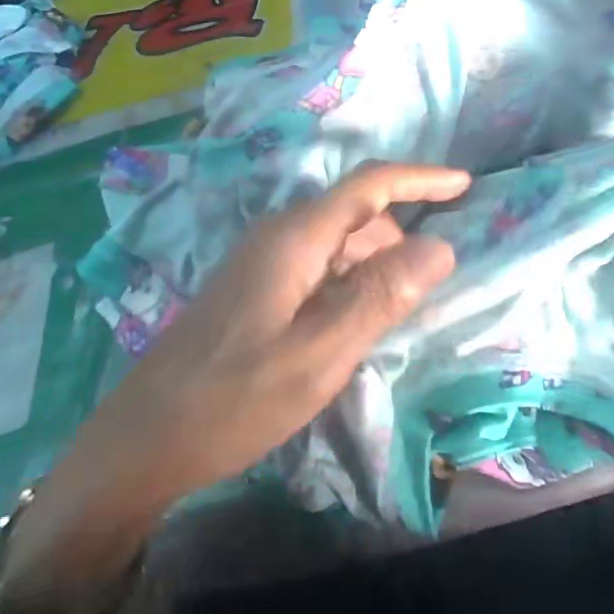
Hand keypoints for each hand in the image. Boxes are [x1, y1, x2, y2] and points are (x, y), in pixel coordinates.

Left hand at [0, 163, 469, 613]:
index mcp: (294, 238)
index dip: (419, 178)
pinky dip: (350, 283)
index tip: (466, 185)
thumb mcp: (319, 354)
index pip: (367, 186)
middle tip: (443, 277)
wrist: (147, 435)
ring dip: (376, 263)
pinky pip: (317, 269)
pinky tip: (360, 320)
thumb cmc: (234, 397)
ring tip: (409, 304)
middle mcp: (278, 237)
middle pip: (355, 215)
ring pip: (337, 244)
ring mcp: (262, 263)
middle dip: (402, 234)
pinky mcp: (255, 290)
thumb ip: (379, 297)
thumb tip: (440, 245)